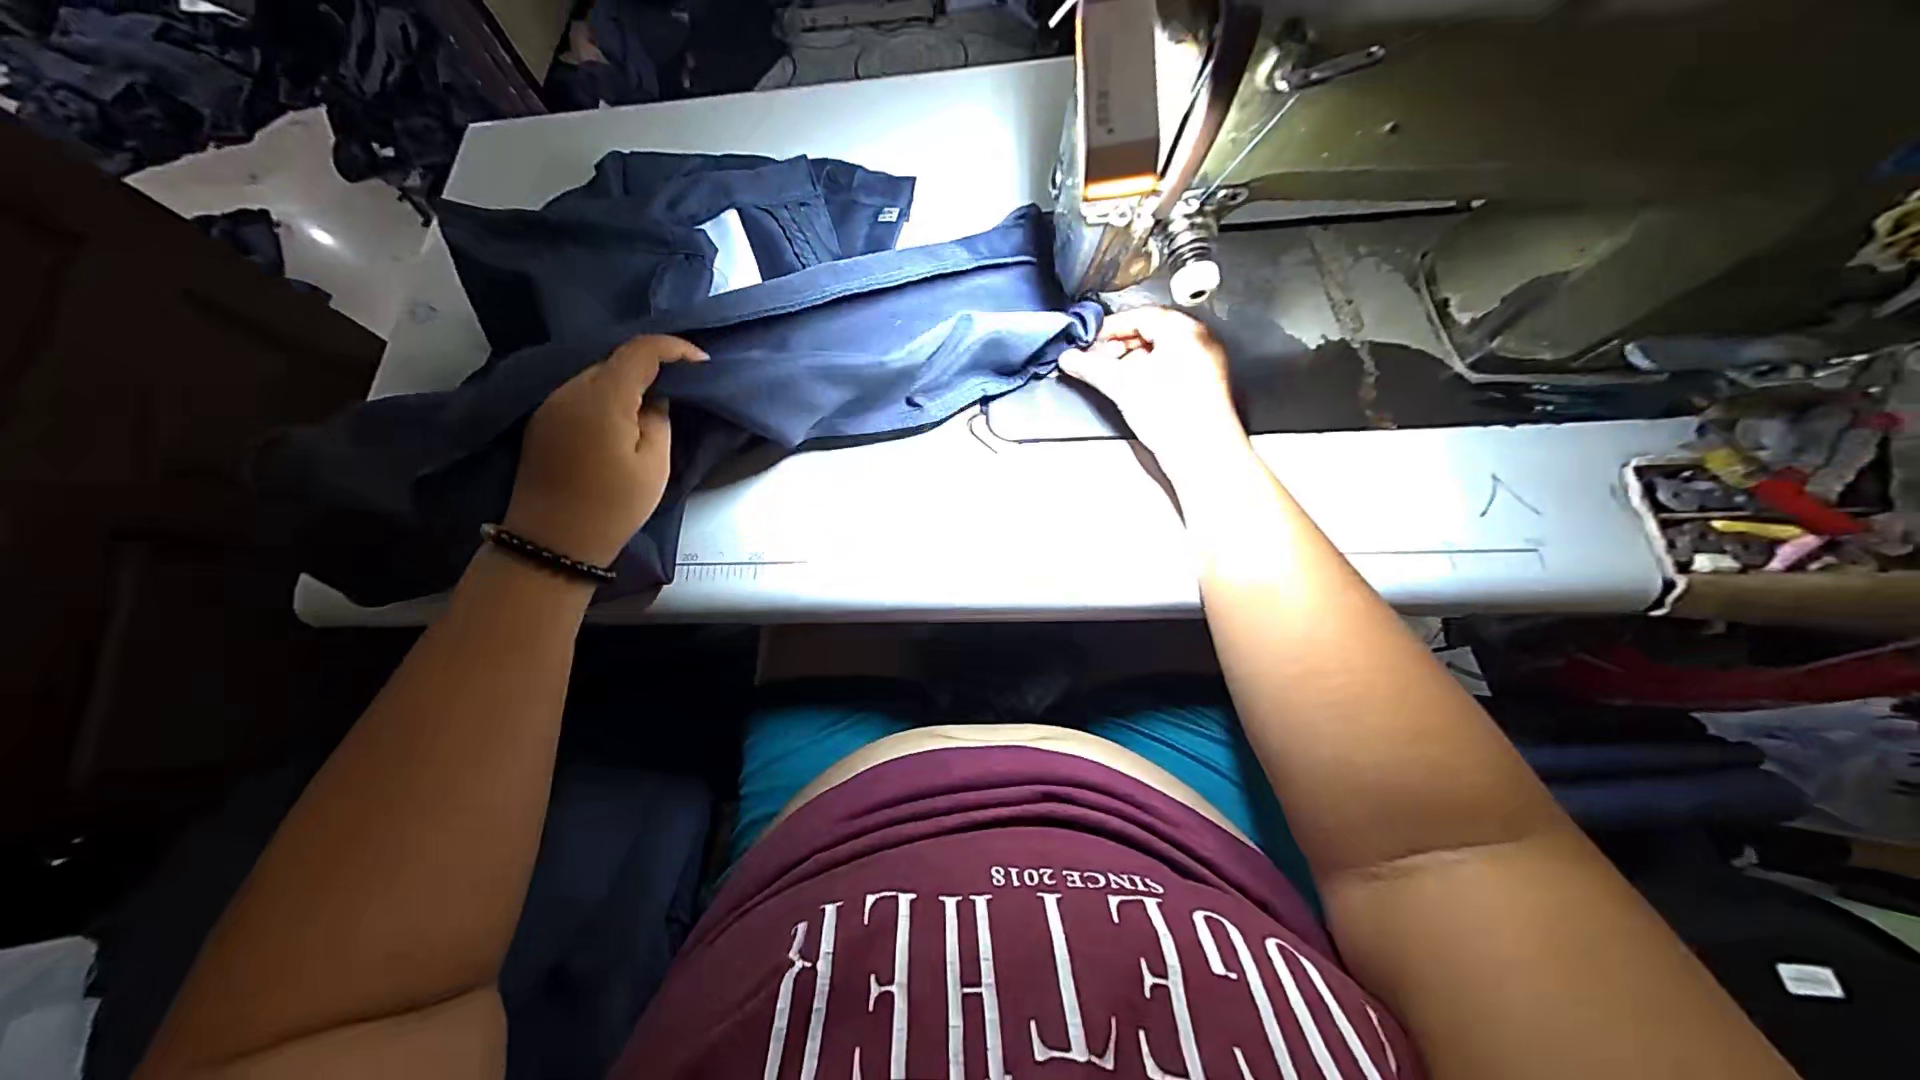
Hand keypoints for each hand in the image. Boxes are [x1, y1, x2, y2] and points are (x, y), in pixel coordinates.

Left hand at [503, 334, 706, 565]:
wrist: (553, 541)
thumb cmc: (613, 506)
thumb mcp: (655, 465)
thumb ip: (659, 420)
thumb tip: (655, 398)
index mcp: (603, 397)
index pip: (641, 351)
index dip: (675, 348)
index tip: (702, 362)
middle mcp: (570, 390)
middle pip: (616, 360)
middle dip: (652, 367)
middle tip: (681, 389)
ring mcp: (551, 404)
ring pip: (597, 376)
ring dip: (627, 383)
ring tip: (652, 407)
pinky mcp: (542, 421)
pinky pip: (580, 394)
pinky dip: (606, 398)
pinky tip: (621, 421)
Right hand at [1058, 306, 1246, 469]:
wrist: (1202, 454)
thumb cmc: (1174, 416)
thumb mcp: (1121, 385)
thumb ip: (1091, 366)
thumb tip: (1071, 359)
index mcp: (1184, 330)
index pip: (1139, 316)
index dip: (1109, 329)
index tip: (1089, 341)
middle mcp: (1200, 341)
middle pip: (1150, 332)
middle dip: (1119, 346)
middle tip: (1097, 359)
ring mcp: (1206, 363)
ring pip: (1160, 351)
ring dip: (1132, 361)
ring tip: (1113, 377)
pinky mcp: (1205, 385)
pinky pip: (1172, 368)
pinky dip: (1149, 373)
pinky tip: (1135, 390)